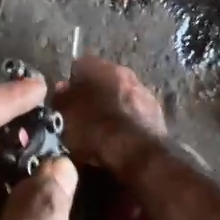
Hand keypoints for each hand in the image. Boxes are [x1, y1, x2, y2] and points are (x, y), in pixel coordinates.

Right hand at [53, 57, 167, 174]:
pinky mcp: (158, 115)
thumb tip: (62, 89)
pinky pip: (136, 113)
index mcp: (99, 67)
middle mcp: (124, 72)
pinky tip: (122, 138)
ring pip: (122, 95)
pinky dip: (129, 121)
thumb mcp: (65, 116)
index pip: (79, 66)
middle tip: (84, 115)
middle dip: (94, 94)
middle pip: (103, 79)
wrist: (137, 154)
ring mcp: (144, 92)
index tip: (66, 101)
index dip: (71, 84)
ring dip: (114, 107)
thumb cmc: (94, 130)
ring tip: (104, 130)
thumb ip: (62, 98)